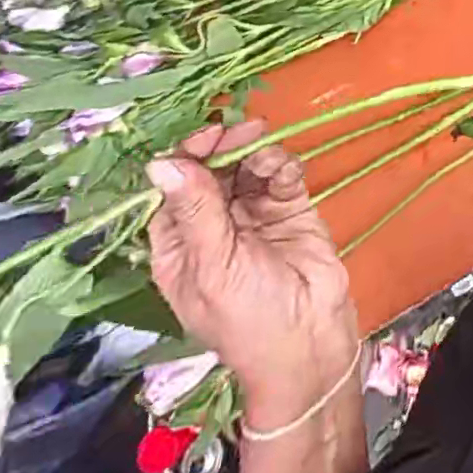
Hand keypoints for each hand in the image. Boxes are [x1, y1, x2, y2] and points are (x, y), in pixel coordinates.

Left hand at [145, 121, 358, 423]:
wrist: (311, 341)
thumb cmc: (249, 317)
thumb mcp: (214, 267)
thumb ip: (195, 211)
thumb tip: (160, 163)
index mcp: (180, 243)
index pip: (174, 189)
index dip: (187, 158)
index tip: (207, 136)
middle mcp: (214, 223)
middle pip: (213, 171)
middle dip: (226, 148)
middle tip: (245, 131)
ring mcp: (254, 213)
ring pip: (248, 167)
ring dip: (256, 152)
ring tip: (268, 149)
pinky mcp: (290, 208)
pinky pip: (281, 176)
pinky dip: (282, 165)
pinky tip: (285, 168)